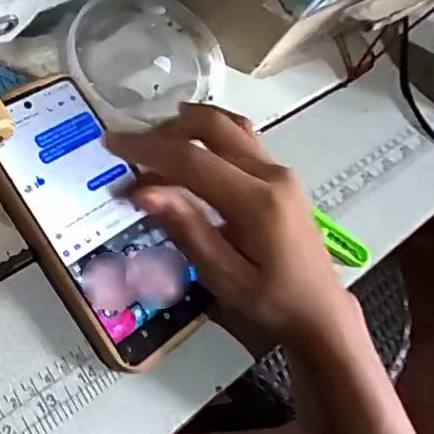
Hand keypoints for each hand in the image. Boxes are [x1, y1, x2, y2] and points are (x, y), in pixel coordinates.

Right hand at [107, 103, 363, 357]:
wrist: (320, 309)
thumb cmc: (271, 302)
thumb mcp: (224, 277)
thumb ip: (187, 230)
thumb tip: (144, 191)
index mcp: (258, 202)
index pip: (193, 160)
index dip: (149, 150)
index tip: (113, 144)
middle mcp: (272, 174)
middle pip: (213, 127)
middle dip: (167, 129)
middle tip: (133, 144)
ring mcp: (280, 170)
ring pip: (230, 124)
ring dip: (189, 124)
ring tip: (156, 140)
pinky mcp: (280, 174)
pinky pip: (242, 137)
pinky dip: (209, 132)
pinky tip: (190, 145)